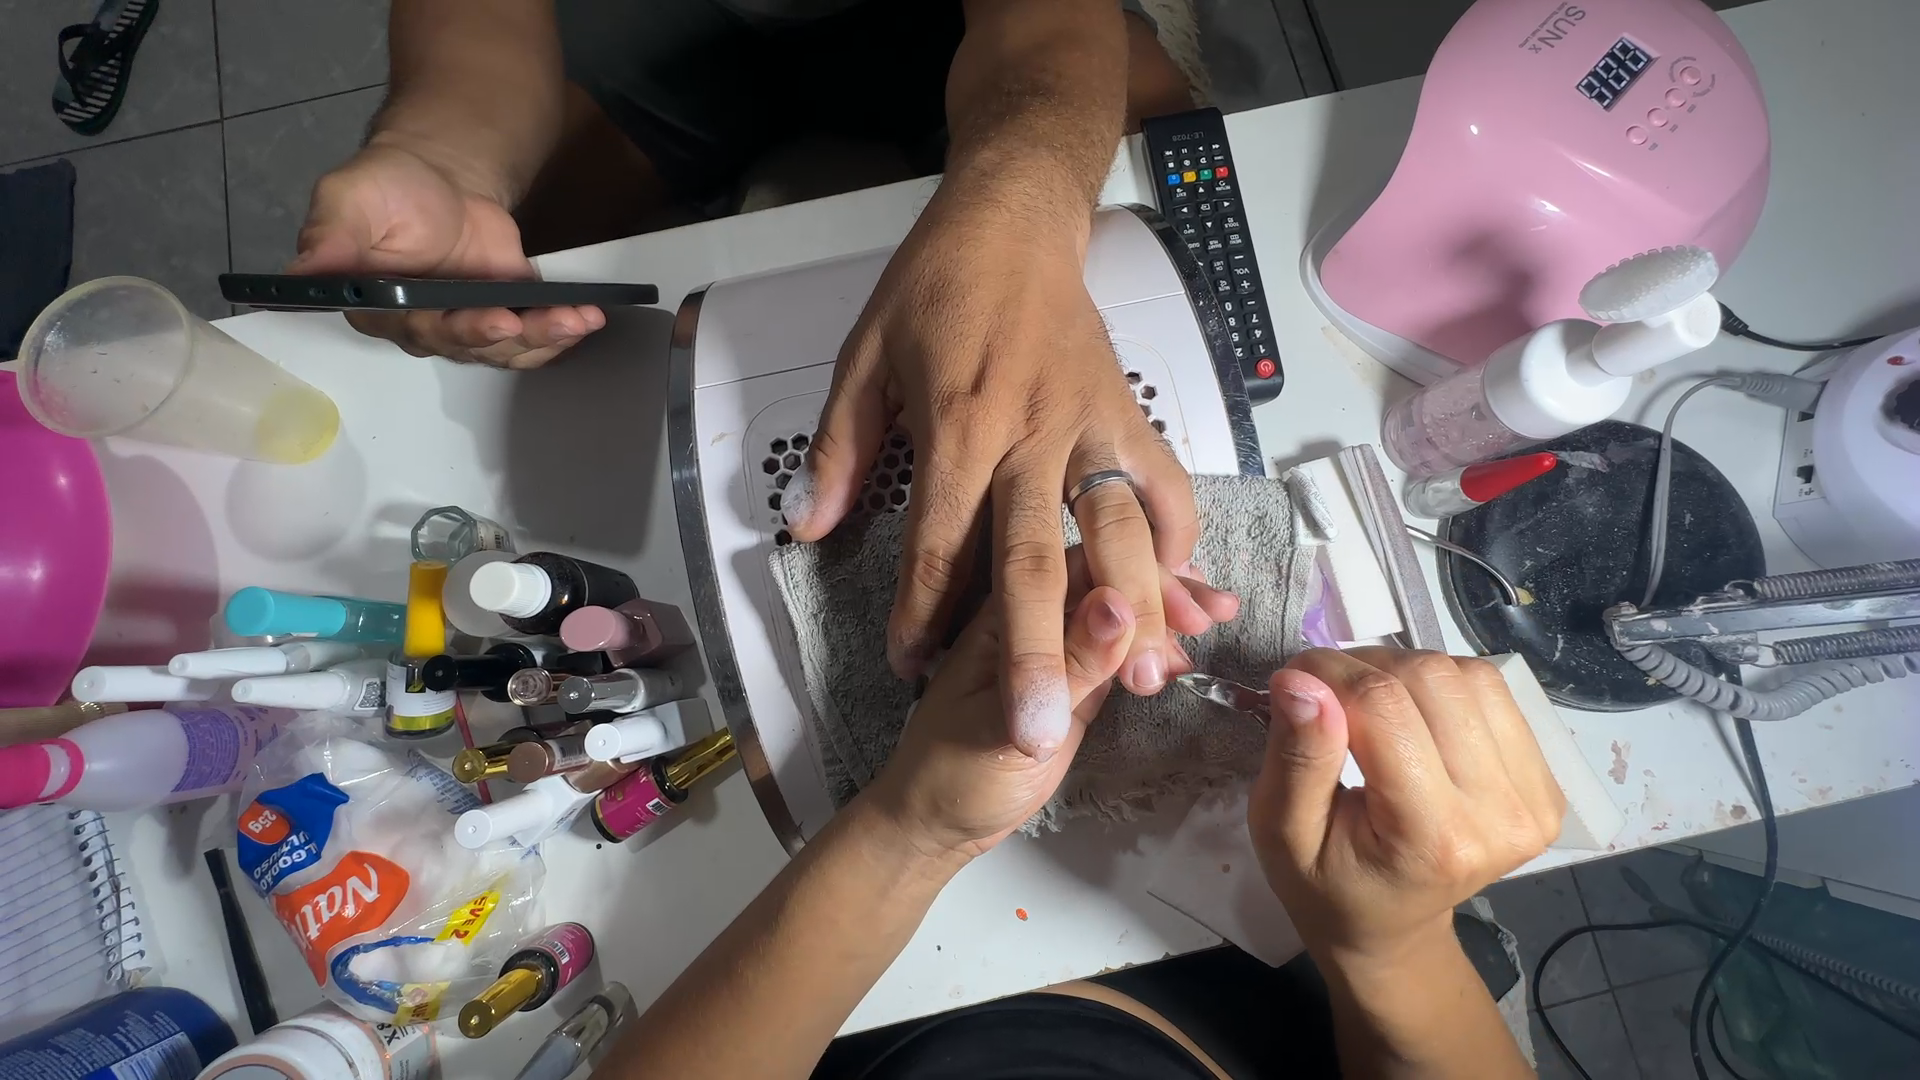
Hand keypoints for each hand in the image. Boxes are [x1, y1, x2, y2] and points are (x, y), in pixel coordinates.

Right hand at [290, 141, 604, 367]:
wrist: (445, 181)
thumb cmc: (390, 188)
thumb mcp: (350, 199)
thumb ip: (331, 237)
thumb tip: (304, 275)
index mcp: (379, 306)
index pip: (416, 330)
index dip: (456, 331)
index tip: (494, 321)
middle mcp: (425, 328)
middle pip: (471, 346)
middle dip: (510, 337)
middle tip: (538, 320)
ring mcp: (471, 329)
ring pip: (510, 349)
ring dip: (546, 337)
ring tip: (578, 320)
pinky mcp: (509, 321)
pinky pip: (536, 341)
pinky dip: (562, 333)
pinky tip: (584, 320)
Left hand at [784, 189, 1199, 762]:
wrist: (1012, 221)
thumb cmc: (934, 288)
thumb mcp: (864, 358)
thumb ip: (840, 450)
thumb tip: (810, 529)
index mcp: (957, 426)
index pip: (938, 543)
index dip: (922, 613)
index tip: (911, 671)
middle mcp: (1029, 436)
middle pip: (1032, 558)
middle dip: (1031, 651)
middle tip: (1035, 733)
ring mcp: (1091, 425)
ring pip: (1117, 529)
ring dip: (1134, 609)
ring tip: (1143, 681)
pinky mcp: (1130, 412)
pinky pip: (1163, 485)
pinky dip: (1175, 541)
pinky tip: (1179, 594)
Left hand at [865, 560, 1238, 859]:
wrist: (939, 822)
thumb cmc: (955, 772)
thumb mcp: (1010, 722)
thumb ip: (1067, 665)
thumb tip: (1121, 602)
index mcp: (1006, 613)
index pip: (1076, 567)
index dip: (1133, 572)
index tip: (1183, 601)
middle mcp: (1035, 619)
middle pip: (1105, 582)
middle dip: (1161, 589)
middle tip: (1212, 612)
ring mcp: (1058, 650)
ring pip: (1119, 615)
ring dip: (1165, 615)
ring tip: (1214, 621)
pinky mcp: (1075, 683)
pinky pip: (1120, 654)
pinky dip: (1152, 651)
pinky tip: (1181, 658)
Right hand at [1248, 649, 1564, 972]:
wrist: (1388, 924)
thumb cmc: (1321, 881)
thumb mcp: (1279, 829)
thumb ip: (1295, 756)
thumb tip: (1299, 680)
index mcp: (1430, 835)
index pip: (1383, 705)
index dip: (1328, 672)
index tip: (1291, 679)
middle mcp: (1499, 814)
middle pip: (1431, 679)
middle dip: (1362, 667)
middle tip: (1323, 693)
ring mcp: (1533, 800)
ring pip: (1464, 675)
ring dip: (1399, 671)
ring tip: (1364, 705)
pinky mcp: (1545, 785)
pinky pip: (1490, 692)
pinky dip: (1436, 687)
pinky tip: (1409, 717)